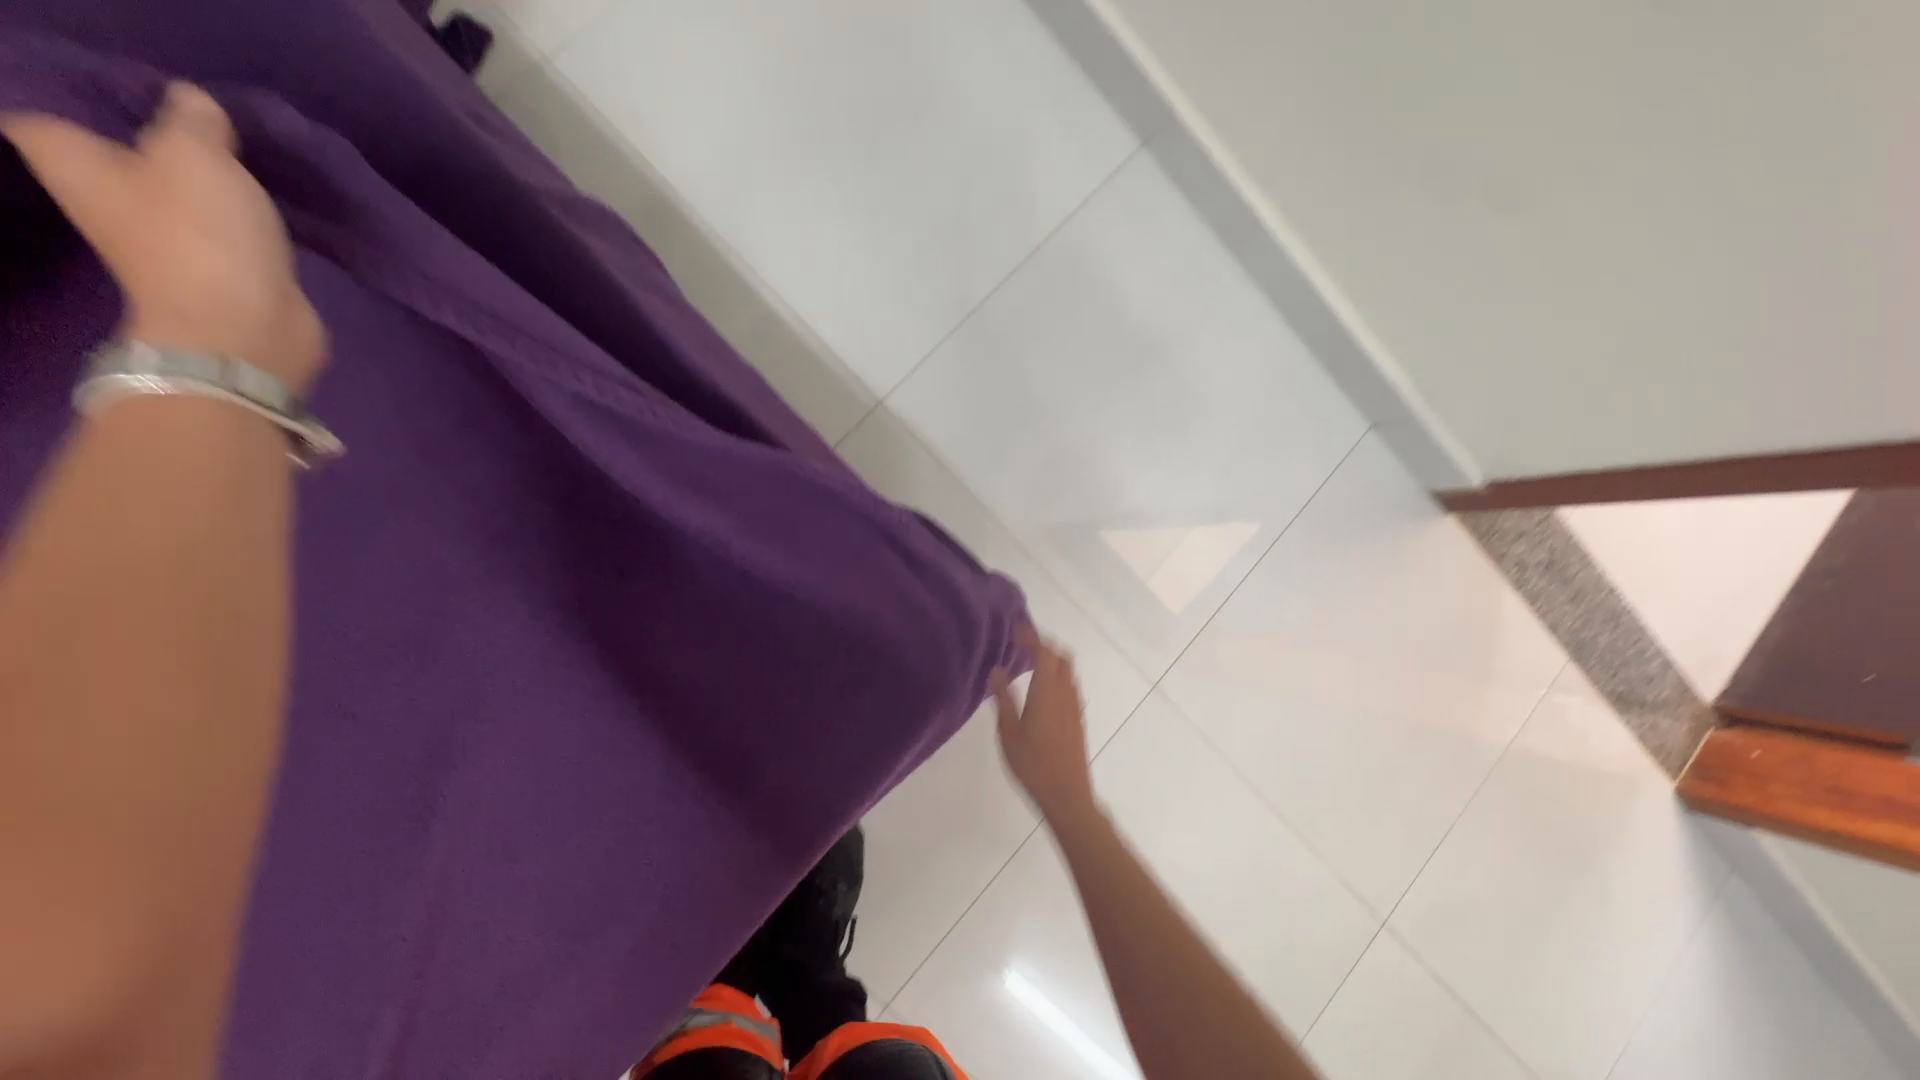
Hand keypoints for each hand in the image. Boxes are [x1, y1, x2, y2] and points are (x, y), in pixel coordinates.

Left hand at [1, 82, 323, 390]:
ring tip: (237, 137)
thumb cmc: (201, 236)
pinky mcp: (213, 262)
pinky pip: (219, 217)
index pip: (49, 106)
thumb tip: (193, 103)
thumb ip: (191, 118)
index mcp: (72, 160)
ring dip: (203, 165)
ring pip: (173, 181)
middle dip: (153, 123)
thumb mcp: (195, 153)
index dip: (87, 88)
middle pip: (116, 143)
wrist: (244, 332)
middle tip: (197, 102)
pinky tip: (263, 186)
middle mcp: (104, 195)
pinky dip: (237, 203)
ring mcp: (159, 235)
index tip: (132, 79)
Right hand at [993, 625, 1097, 823]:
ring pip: (1068, 672)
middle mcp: (1066, 693)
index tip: (1017, 628)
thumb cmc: (1033, 764)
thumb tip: (996, 670)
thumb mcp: (1008, 732)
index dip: (1031, 636)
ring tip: (1030, 663)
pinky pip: (1069, 686)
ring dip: (1052, 660)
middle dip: (1044, 644)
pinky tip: (1041, 690)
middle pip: (1061, 657)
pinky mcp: (1078, 720)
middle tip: (1022, 643)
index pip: (1043, 653)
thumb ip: (1003, 698)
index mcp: (1048, 691)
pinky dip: (1056, 676)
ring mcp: (1075, 707)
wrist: (1067, 795)